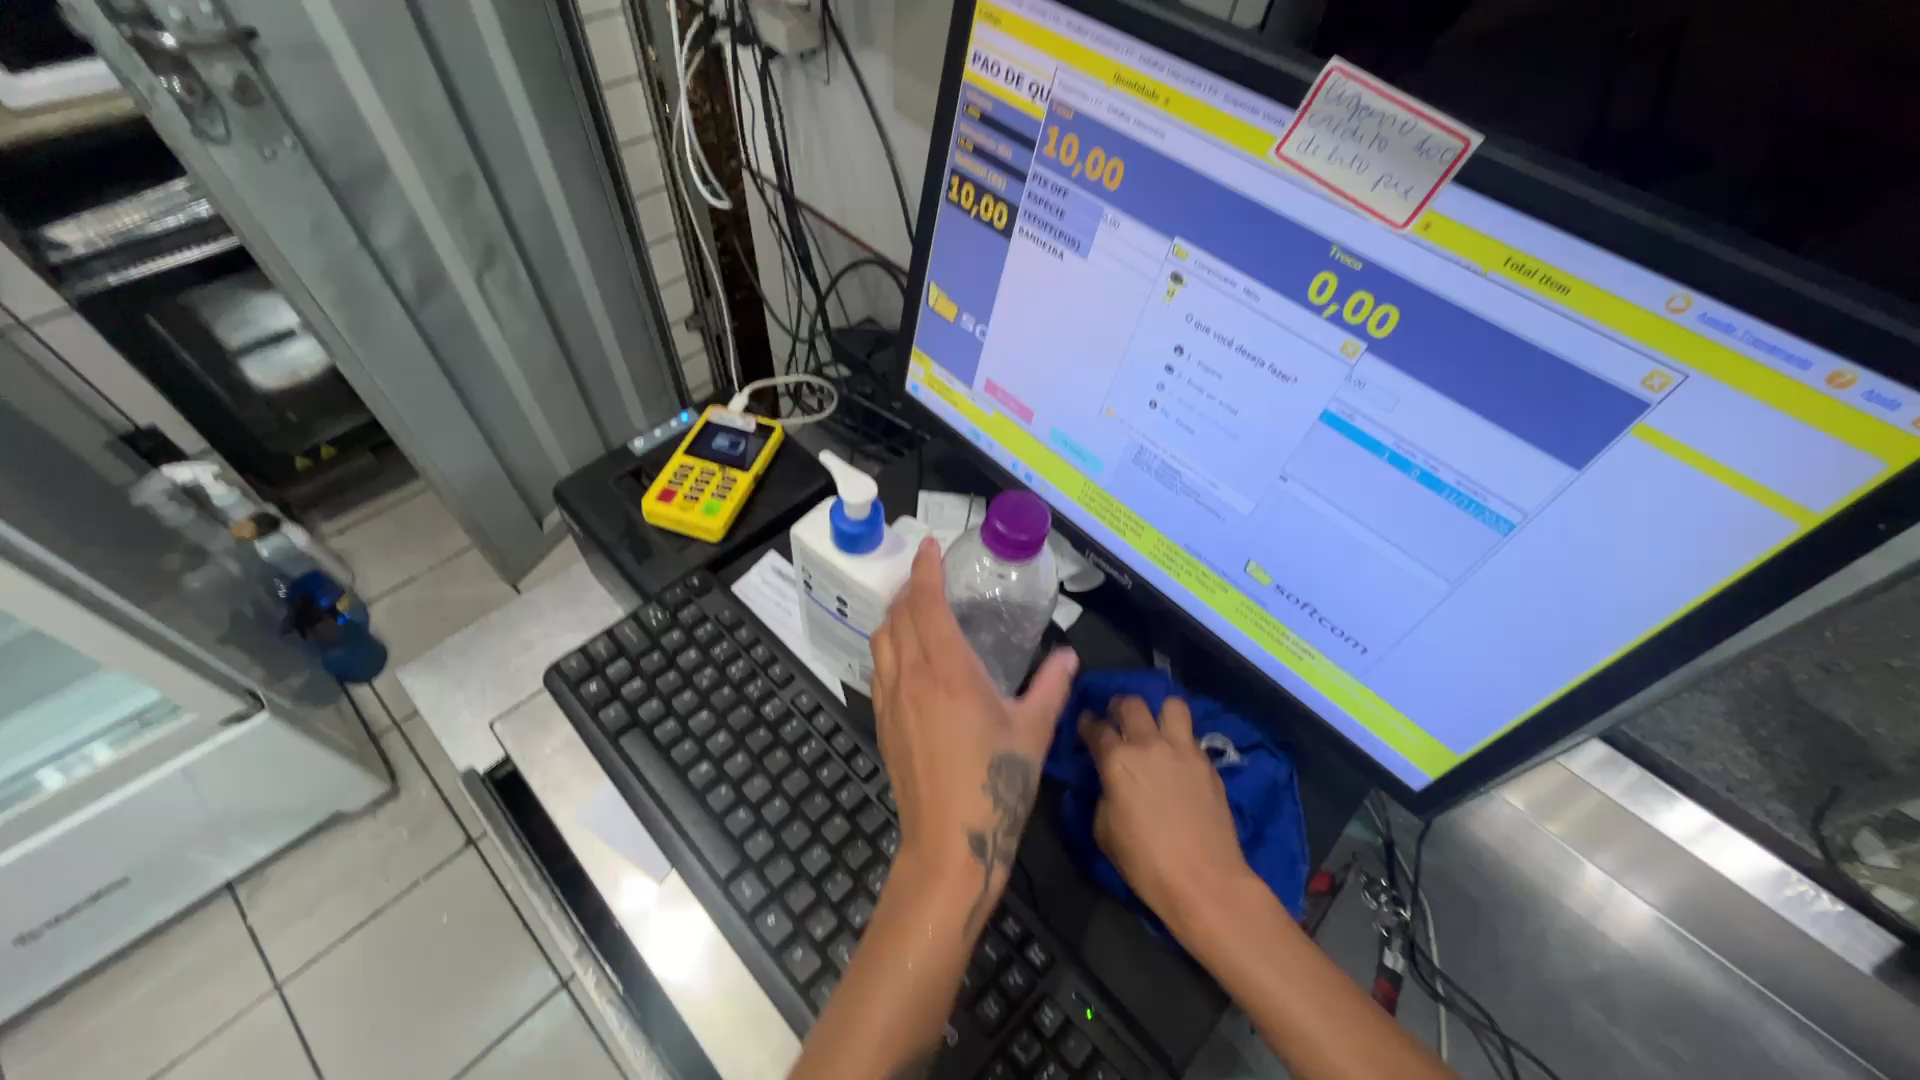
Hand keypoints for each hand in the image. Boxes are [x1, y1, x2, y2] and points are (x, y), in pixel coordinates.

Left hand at [870, 537, 1077, 932]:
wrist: (949, 843)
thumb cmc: (996, 784)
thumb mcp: (1034, 731)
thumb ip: (1052, 685)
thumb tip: (1069, 655)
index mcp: (948, 670)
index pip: (926, 604)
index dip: (926, 570)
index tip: (930, 547)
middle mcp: (911, 677)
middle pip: (897, 616)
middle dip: (910, 588)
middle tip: (931, 576)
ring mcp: (890, 701)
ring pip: (881, 641)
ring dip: (895, 616)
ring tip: (917, 609)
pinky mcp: (882, 723)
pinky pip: (879, 669)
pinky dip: (890, 646)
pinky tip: (909, 657)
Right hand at [1080, 696, 1252, 930]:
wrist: (1203, 879)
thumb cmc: (1144, 861)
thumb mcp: (1104, 830)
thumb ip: (1102, 795)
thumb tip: (1108, 783)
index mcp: (1117, 760)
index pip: (1096, 727)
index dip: (1087, 723)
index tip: (1086, 724)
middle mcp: (1149, 744)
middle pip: (1131, 704)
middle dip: (1119, 707)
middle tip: (1117, 719)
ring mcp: (1183, 750)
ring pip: (1171, 705)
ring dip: (1158, 712)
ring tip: (1154, 727)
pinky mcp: (1208, 763)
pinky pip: (1191, 736)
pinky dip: (1180, 739)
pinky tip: (1176, 758)